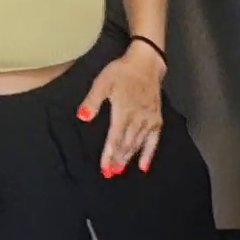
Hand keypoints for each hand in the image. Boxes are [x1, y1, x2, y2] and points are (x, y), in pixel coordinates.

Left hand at [77, 45, 165, 176]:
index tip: (104, 168)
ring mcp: (149, 123)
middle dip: (117, 160)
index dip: (108, 154)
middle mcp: (137, 120)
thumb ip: (92, 101)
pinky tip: (143, 167)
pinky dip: (148, 156)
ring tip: (120, 170)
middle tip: (110, 173)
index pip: (114, 138)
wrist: (146, 66)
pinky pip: (153, 143)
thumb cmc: (121, 72)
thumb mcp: (102, 82)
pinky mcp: (156, 123)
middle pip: (126, 145)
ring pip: (137, 146)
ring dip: (128, 159)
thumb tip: (82, 117)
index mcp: (123, 112)